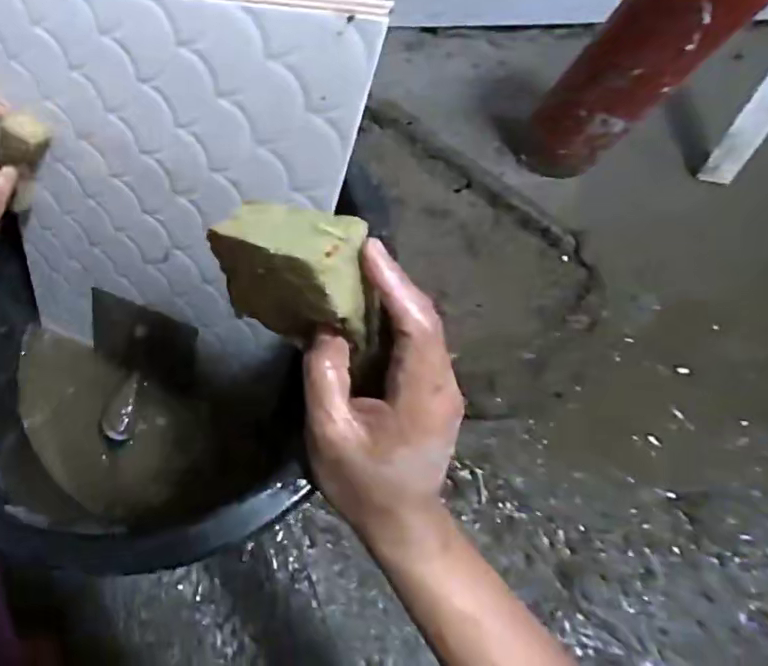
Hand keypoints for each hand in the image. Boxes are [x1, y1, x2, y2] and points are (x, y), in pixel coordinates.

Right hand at [305, 238, 464, 553]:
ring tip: (359, 263)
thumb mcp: (329, 432)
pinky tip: (367, 300)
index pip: (416, 325)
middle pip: (423, 316)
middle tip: (357, 246)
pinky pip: (414, 336)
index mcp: (424, 394)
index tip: (368, 248)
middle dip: (392, 277)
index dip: (394, 283)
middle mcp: (442, 382)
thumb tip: (327, 328)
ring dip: (392, 290)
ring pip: (421, 323)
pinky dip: (392, 310)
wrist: (401, 522)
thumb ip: (325, 376)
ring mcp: (441, 384)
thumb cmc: (363, 481)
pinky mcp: (430, 385)